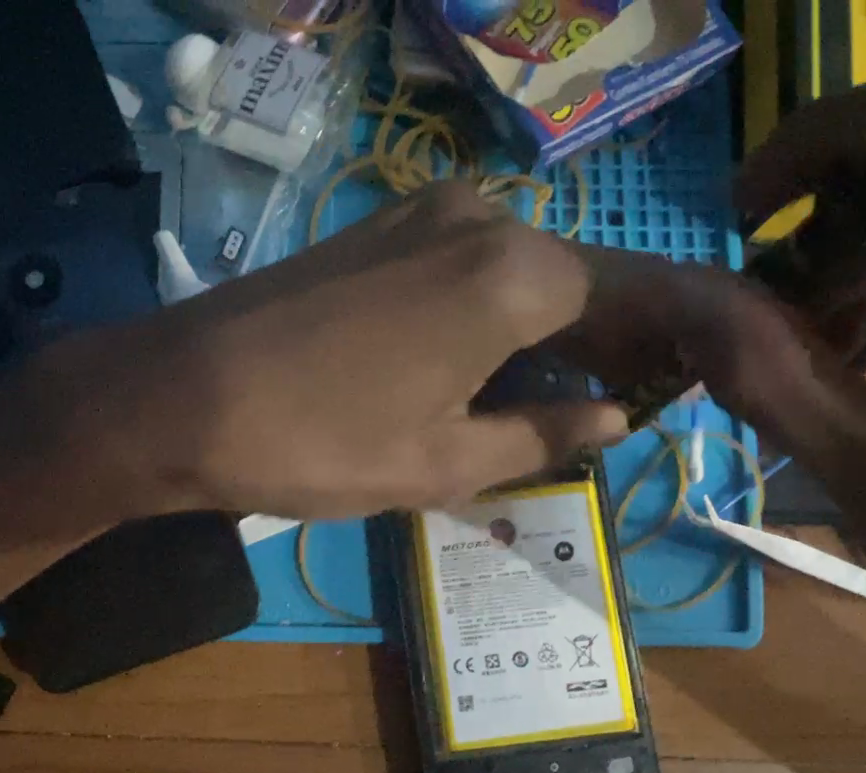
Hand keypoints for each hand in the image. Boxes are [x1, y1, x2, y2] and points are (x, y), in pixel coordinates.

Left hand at [0, 183, 631, 522]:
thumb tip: (613, 416)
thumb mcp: (444, 462)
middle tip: (620, 407)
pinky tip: (487, 365)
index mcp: (515, 273)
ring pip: (520, 272)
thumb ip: (543, 434)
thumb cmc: (320, 441)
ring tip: (556, 402)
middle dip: (609, 341)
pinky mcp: (377, 230)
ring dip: (549, 331)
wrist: (179, 396)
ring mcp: (420, 215)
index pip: (635, 297)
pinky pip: (466, 267)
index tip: (686, 387)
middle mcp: (480, 218)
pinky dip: (494, 312)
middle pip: (577, 280)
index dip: (670, 343)